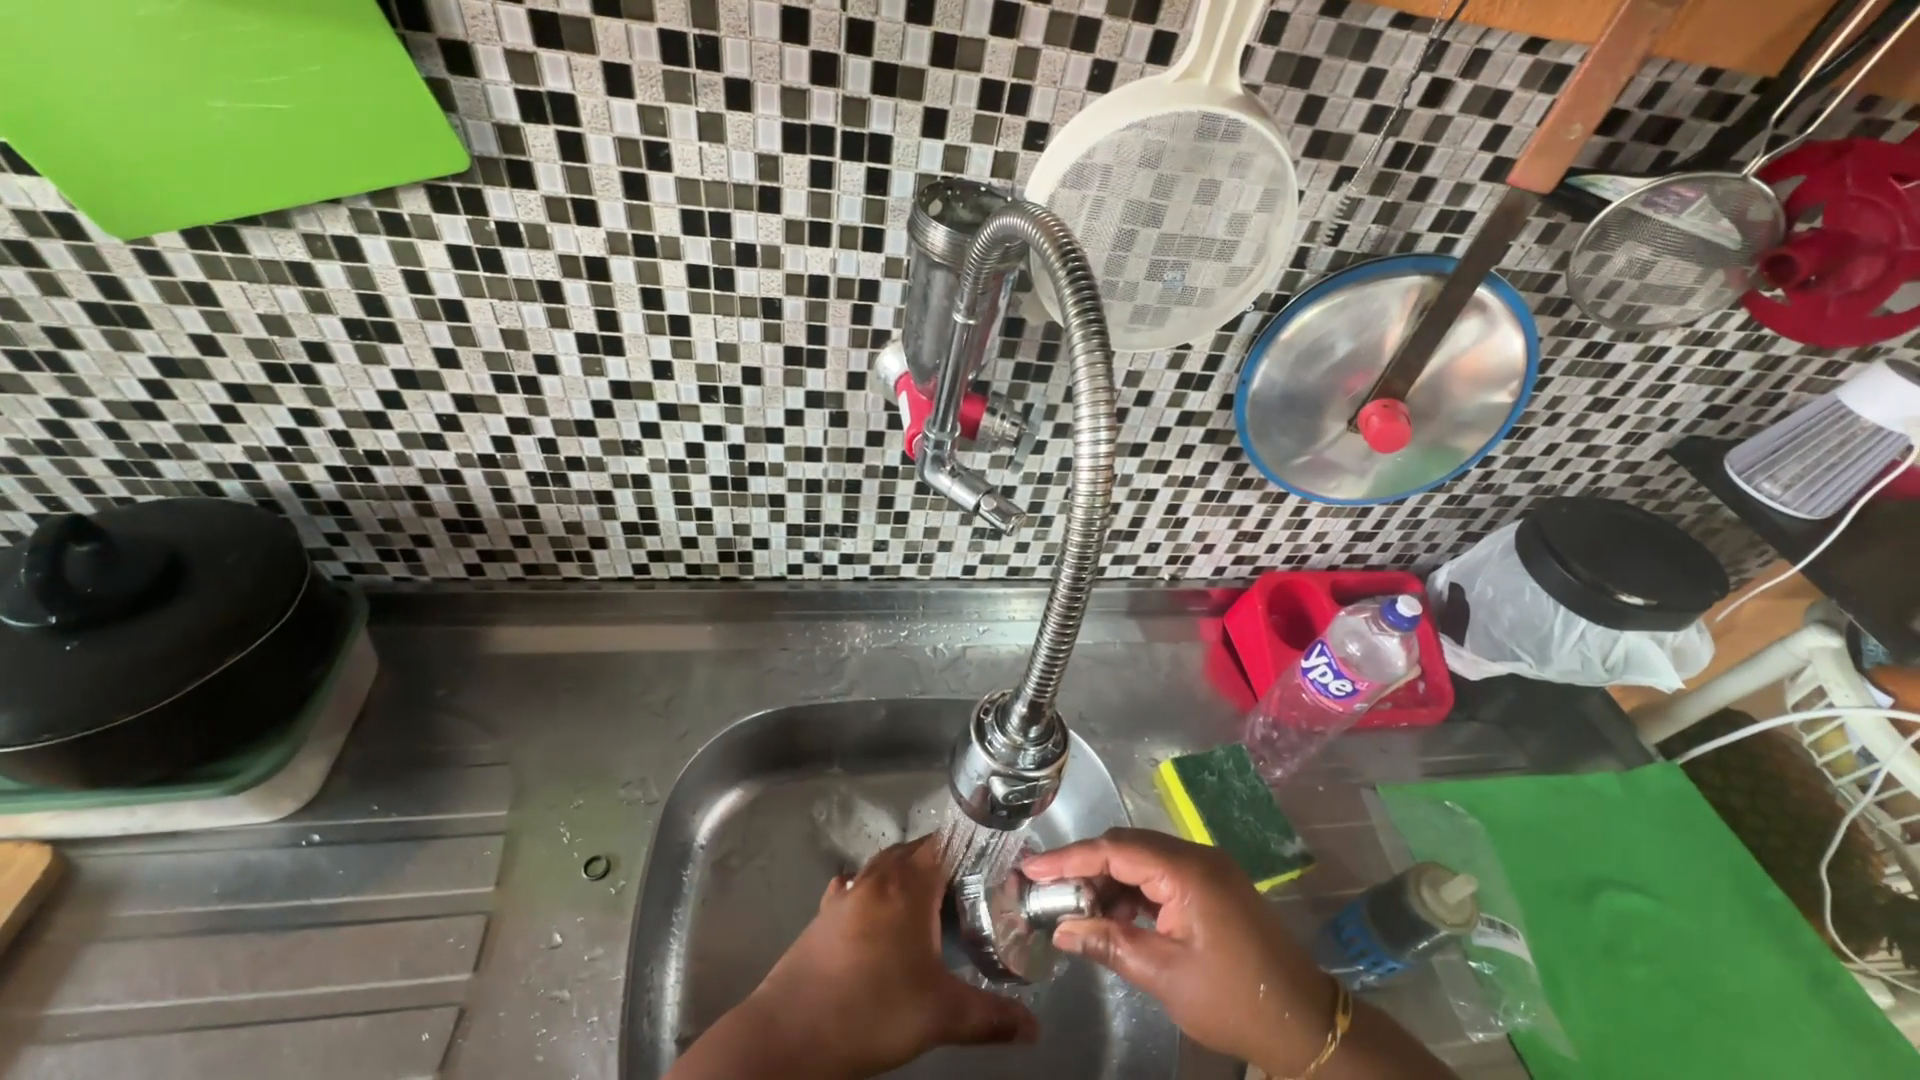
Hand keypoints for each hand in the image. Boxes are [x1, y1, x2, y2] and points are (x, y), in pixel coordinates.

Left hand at [669, 835, 1037, 1079]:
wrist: (789, 1034)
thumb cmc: (871, 1011)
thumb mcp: (942, 1015)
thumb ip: (992, 1016)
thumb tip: (1034, 1027)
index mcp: (907, 886)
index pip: (946, 842)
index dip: (974, 846)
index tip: (999, 860)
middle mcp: (874, 879)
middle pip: (915, 851)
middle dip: (946, 862)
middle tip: (976, 887)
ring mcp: (844, 896)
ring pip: (884, 868)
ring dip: (909, 877)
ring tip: (936, 903)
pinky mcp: (823, 918)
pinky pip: (857, 890)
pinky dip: (876, 895)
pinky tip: (880, 916)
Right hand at [1022, 827, 1336, 1074]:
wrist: (1302, 1022)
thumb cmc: (1232, 1000)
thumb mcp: (1163, 975)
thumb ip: (1109, 943)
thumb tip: (1063, 929)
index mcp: (1188, 872)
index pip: (1115, 850)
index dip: (1069, 858)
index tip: (1030, 869)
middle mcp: (1198, 858)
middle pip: (1127, 847)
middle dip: (1085, 867)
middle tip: (1047, 890)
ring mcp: (1209, 870)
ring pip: (1143, 859)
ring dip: (1108, 880)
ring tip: (1075, 909)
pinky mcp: (1214, 887)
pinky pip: (1162, 876)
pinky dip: (1133, 892)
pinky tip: (1112, 916)